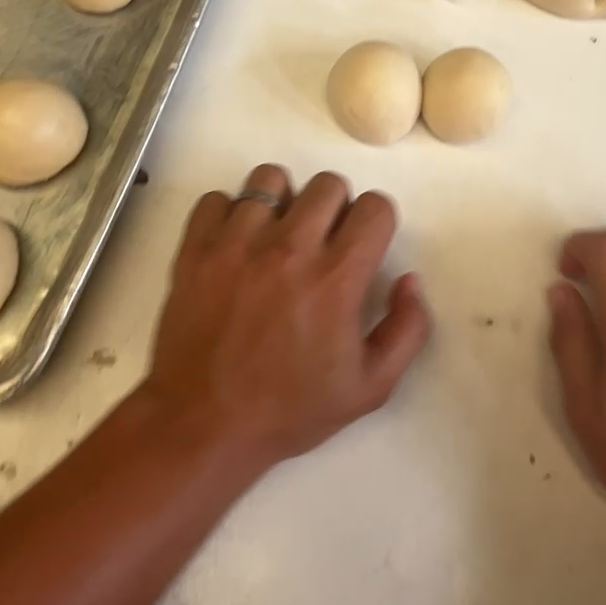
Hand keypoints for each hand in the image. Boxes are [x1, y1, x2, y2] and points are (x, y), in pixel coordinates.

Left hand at [141, 164, 432, 472]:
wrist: (202, 426)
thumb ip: (407, 329)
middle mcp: (289, 248)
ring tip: (276, 236)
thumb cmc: (290, 409)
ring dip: (283, 202)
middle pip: (328, 184)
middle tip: (324, 243)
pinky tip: (236, 245)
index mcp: (336, 277)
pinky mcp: (195, 250)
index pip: (375, 207)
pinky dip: (230, 214)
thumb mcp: (371, 386)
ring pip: (270, 179)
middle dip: (336, 208)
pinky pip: (216, 198)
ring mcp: (236, 244)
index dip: (377, 223)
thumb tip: (410, 279)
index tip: (363, 247)